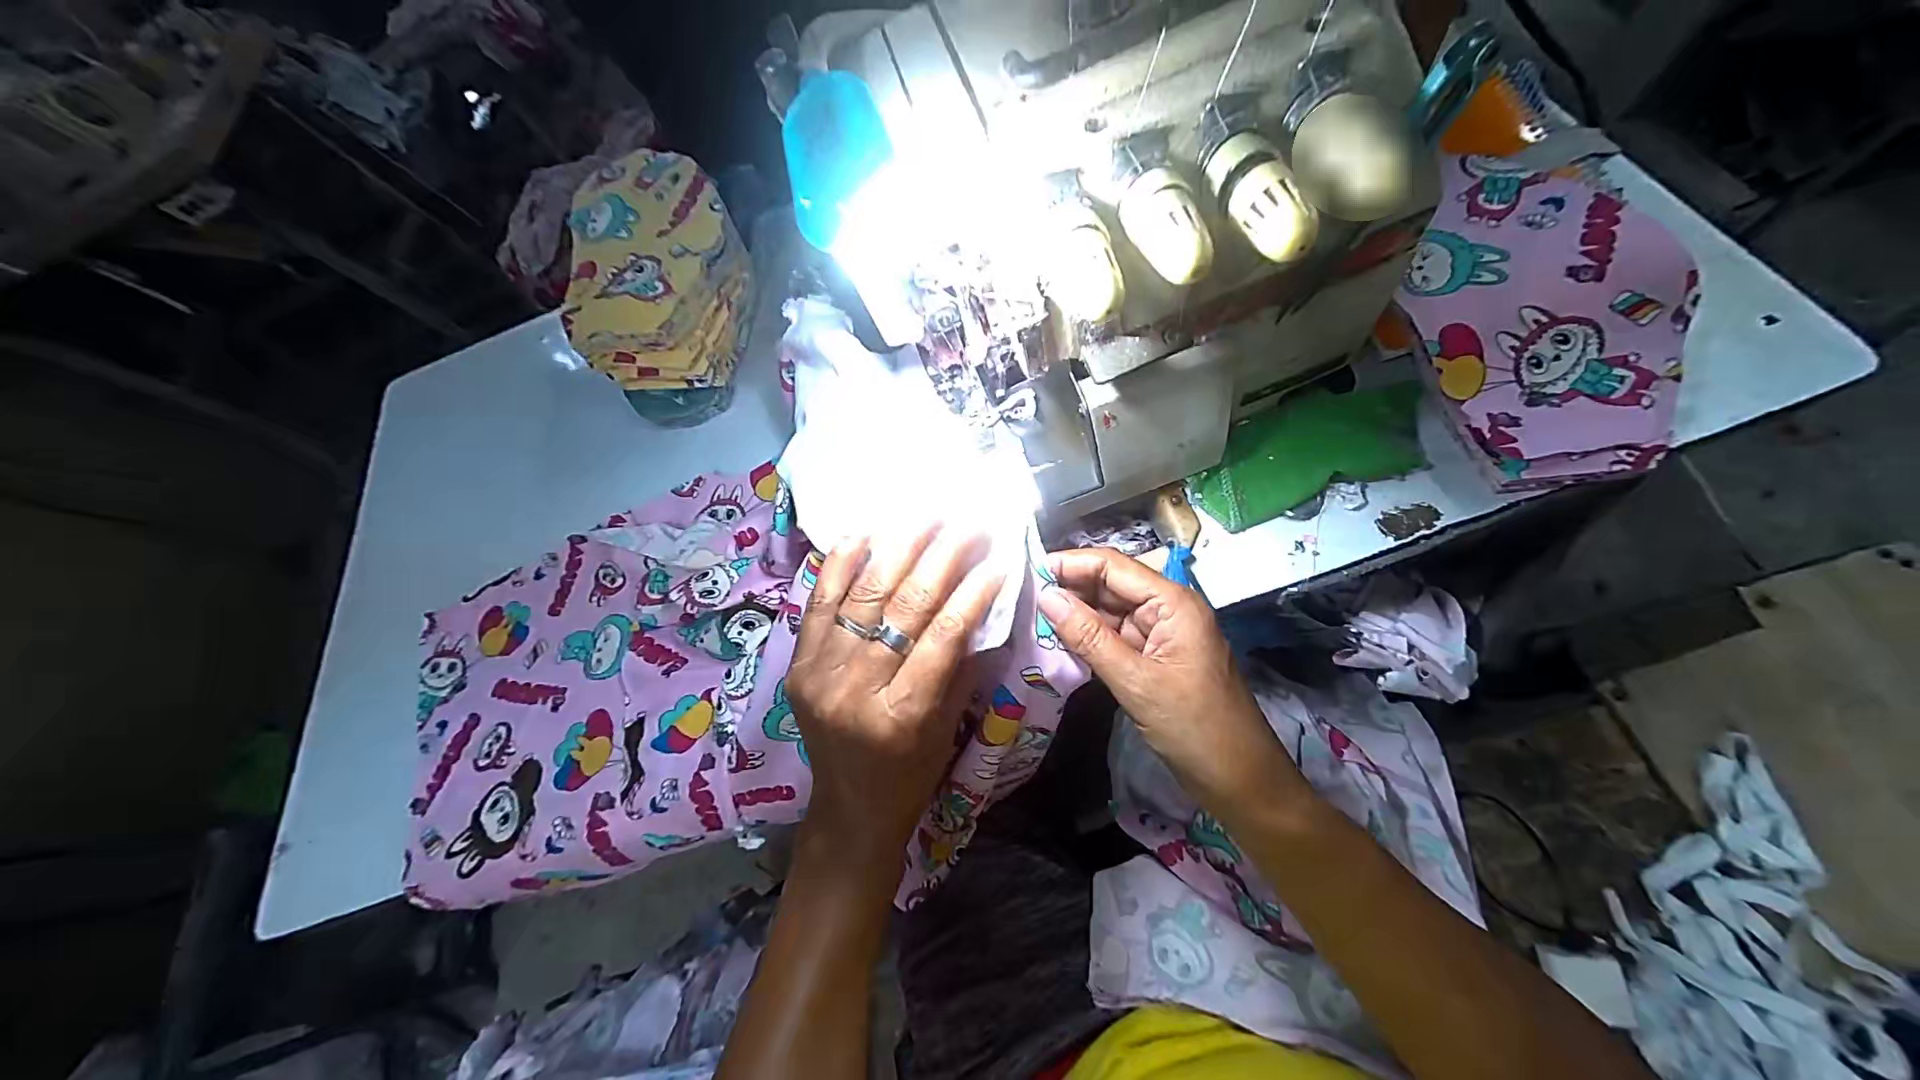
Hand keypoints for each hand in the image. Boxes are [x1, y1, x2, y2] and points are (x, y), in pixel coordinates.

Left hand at [787, 524, 1000, 873]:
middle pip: (903, 608)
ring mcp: (820, 674)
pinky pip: (819, 604)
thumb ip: (961, 666)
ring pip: (863, 597)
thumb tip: (979, 604)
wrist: (849, 808)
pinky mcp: (798, 664)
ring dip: (897, 551)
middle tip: (965, 524)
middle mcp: (856, 690)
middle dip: (941, 559)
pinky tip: (863, 535)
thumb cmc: (910, 775)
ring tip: (924, 518)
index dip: (971, 593)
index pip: (942, 637)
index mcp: (902, 715)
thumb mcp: (947, 729)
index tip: (994, 559)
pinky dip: (840, 566)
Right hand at [1037, 547, 1300, 814]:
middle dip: (1069, 588)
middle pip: (1110, 584)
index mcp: (1172, 603)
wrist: (1240, 779)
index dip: (1071, 564)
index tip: (1028, 571)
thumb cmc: (1195, 728)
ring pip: (1109, 612)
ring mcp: (1160, 635)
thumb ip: (1089, 637)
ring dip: (1075, 614)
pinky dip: (1089, 638)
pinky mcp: (1154, 659)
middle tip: (1022, 596)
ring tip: (1030, 616)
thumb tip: (1046, 597)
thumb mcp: (1136, 682)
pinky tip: (1058, 641)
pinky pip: (1115, 637)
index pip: (1113, 566)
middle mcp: (1166, 610)